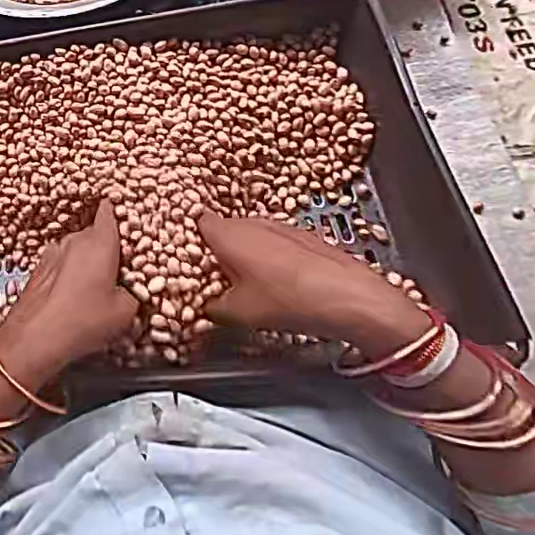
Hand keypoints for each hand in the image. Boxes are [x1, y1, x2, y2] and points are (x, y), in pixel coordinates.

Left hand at [0, 199, 139, 383]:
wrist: (34, 338)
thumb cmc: (81, 321)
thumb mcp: (124, 312)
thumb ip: (134, 293)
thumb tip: (130, 291)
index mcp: (99, 243)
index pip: (110, 211)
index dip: (120, 213)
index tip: (129, 220)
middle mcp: (74, 241)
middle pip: (95, 233)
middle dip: (108, 247)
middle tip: (122, 269)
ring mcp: (53, 253)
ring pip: (77, 249)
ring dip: (87, 262)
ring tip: (97, 288)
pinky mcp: (40, 269)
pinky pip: (63, 264)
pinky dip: (70, 274)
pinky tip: (75, 297)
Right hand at [196, 213, 427, 351]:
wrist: (350, 298)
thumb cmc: (288, 300)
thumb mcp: (236, 312)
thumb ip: (209, 305)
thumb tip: (202, 306)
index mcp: (226, 234)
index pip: (195, 222)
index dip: (187, 237)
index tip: (184, 256)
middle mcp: (250, 222)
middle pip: (221, 230)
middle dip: (214, 250)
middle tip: (210, 276)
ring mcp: (278, 226)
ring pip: (248, 235)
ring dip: (242, 253)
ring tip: (244, 282)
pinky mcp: (302, 236)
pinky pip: (272, 242)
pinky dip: (267, 257)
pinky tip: (275, 282)